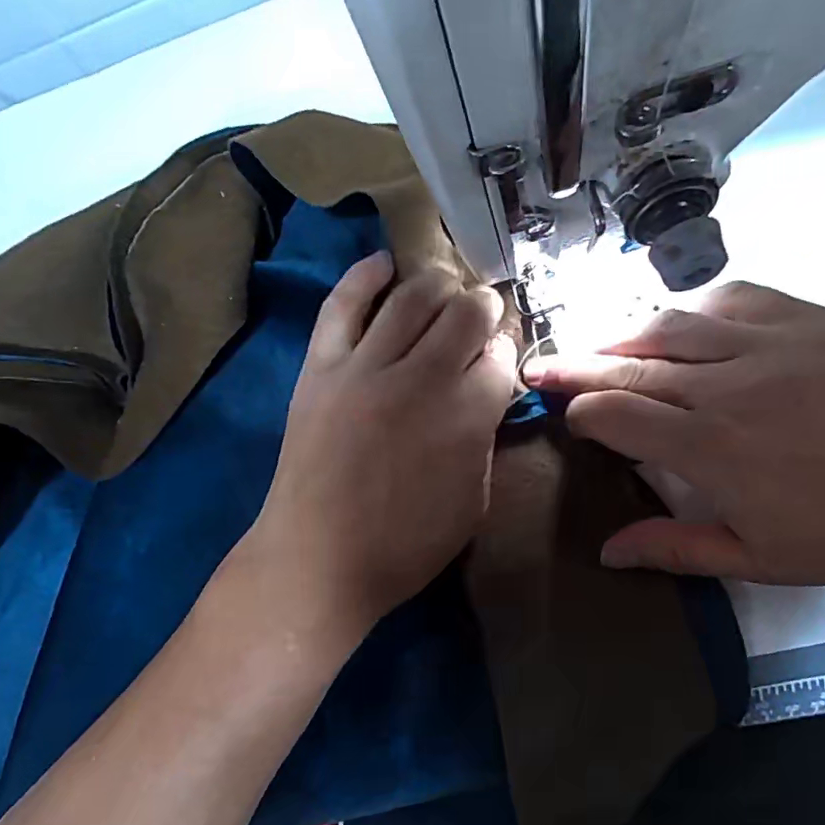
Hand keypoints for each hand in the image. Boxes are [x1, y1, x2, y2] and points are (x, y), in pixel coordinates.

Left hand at [248, 251, 516, 635]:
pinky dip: (364, 276)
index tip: (500, 356)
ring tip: (446, 289)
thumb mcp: (472, 504)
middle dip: (483, 307)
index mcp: (467, 417)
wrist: (318, 560)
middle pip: (464, 312)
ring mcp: (365, 367)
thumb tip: (485, 397)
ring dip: (439, 284)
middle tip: (482, 315)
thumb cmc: (404, 547)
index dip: (506, 351)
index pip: (501, 356)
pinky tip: (385, 263)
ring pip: (412, 296)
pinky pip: (342, 305)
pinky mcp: (321, 367)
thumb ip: (484, 441)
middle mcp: (421, 378)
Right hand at [522, 281, 824, 585]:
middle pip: (629, 363)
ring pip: (670, 324)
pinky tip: (679, 321)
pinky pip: (729, 298)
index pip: (616, 414)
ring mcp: (767, 341)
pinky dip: (690, 308)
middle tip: (540, 365)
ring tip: (599, 343)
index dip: (580, 412)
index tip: (564, 416)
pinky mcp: (805, 316)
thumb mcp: (764, 558)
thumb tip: (608, 550)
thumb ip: (677, 547)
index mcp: (711, 448)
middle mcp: (726, 384)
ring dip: (623, 333)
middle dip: (576, 364)